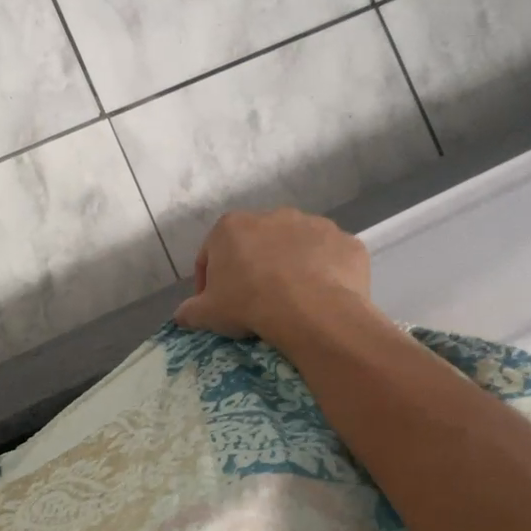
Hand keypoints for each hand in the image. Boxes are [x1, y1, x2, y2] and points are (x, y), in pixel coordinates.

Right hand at [173, 208, 376, 344]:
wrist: (313, 312)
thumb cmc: (248, 304)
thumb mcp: (204, 314)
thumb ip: (188, 310)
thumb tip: (183, 315)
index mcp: (231, 227)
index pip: (210, 254)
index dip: (208, 281)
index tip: (214, 303)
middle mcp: (273, 216)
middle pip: (254, 245)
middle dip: (251, 268)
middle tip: (250, 300)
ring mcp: (315, 225)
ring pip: (294, 248)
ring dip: (287, 267)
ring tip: (287, 300)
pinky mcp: (347, 242)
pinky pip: (327, 259)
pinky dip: (321, 273)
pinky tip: (316, 297)